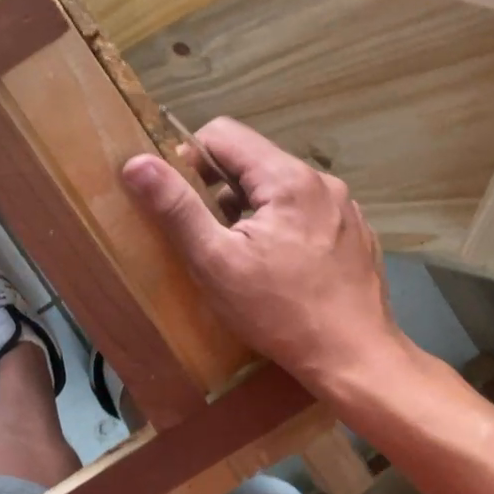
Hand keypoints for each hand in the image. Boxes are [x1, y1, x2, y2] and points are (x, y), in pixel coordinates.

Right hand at [122, 118, 405, 388]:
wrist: (356, 359)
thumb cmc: (279, 312)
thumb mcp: (215, 261)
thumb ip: (176, 207)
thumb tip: (136, 163)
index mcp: (287, 178)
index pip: (223, 134)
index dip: (188, 158)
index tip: (178, 199)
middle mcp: (321, 181)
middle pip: (250, 159)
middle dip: (216, 188)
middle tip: (204, 234)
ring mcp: (342, 207)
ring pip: (275, 187)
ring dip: (245, 209)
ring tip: (236, 254)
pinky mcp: (353, 232)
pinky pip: (301, 210)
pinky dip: (277, 225)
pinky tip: (273, 266)